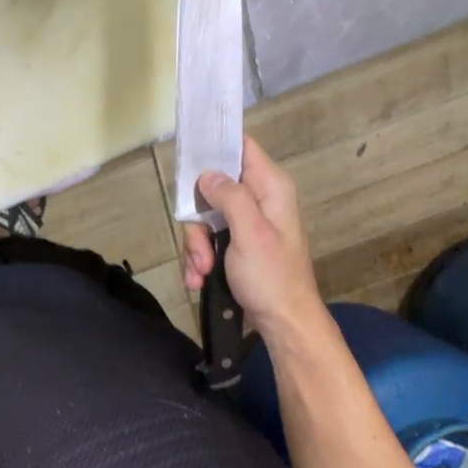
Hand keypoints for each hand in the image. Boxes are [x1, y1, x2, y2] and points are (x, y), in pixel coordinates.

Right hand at [179, 136, 325, 336]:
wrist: (281, 320)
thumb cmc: (271, 277)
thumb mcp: (250, 234)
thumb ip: (230, 198)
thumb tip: (207, 173)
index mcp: (270, 187)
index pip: (241, 147)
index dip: (214, 147)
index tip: (187, 157)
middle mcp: (259, 199)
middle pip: (212, 190)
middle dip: (198, 223)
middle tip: (202, 252)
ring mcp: (246, 222)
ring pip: (204, 219)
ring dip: (196, 248)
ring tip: (201, 272)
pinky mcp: (236, 244)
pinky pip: (207, 241)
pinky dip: (199, 261)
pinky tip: (199, 279)